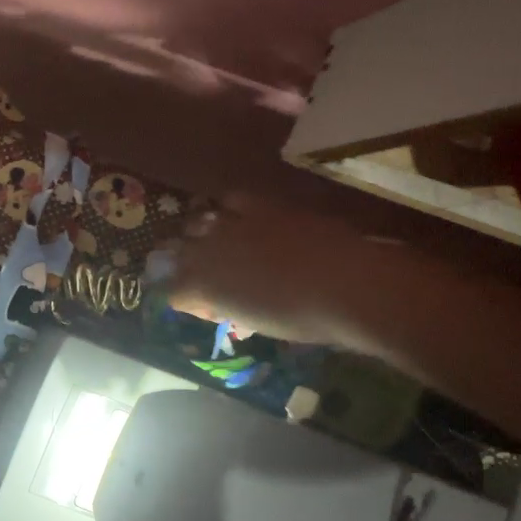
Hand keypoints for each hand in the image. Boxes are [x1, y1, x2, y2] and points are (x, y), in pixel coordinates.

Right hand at [167, 193, 413, 348]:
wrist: (349, 287)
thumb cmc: (302, 319)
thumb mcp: (254, 322)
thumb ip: (228, 308)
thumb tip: (221, 304)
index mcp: (199, 288)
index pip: (170, 290)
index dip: (183, 297)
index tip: (202, 305)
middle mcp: (204, 253)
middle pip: (175, 252)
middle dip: (182, 261)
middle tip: (204, 272)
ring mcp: (231, 226)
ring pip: (196, 222)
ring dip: (200, 232)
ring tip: (215, 239)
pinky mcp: (260, 206)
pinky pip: (231, 199)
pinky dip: (230, 208)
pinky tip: (238, 216)